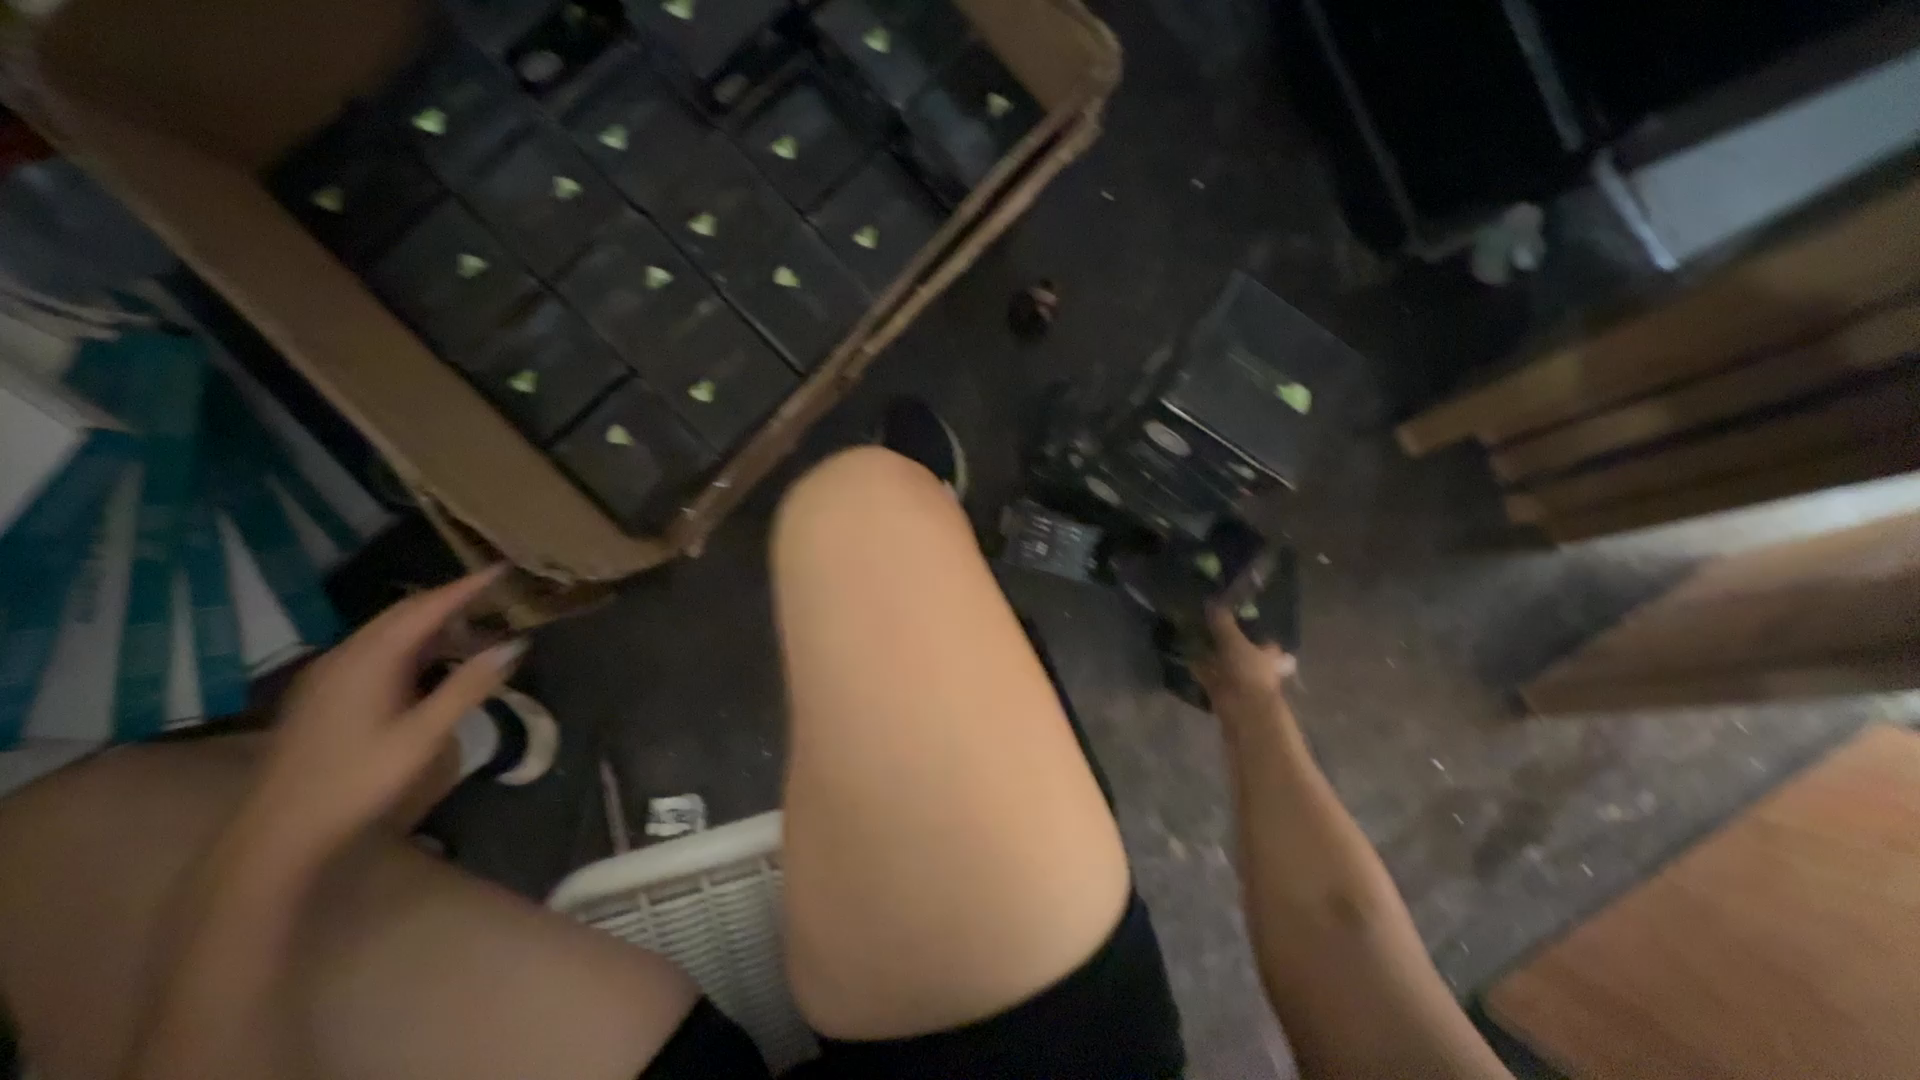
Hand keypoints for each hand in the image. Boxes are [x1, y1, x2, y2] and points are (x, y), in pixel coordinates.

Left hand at [242, 567, 524, 857]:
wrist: (279, 830)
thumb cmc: (358, 780)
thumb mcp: (423, 735)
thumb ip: (468, 686)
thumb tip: (514, 645)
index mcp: (371, 658)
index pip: (427, 607)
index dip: (466, 587)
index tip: (502, 569)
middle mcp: (346, 655)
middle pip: (403, 614)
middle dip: (449, 600)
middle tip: (492, 593)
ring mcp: (329, 674)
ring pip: (387, 633)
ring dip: (430, 625)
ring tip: (471, 626)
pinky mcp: (323, 693)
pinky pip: (374, 652)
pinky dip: (410, 645)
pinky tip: (427, 663)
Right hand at [1190, 605, 1296, 717]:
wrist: (1244, 713)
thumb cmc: (1248, 673)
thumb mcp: (1234, 642)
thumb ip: (1223, 623)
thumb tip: (1211, 601)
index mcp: (1269, 655)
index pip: (1264, 640)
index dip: (1253, 630)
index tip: (1237, 618)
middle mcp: (1258, 669)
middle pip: (1242, 652)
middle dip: (1228, 643)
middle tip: (1208, 626)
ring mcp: (1240, 683)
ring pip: (1224, 665)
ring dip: (1212, 656)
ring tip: (1192, 639)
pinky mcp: (1224, 695)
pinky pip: (1210, 678)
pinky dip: (1200, 670)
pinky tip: (1186, 658)